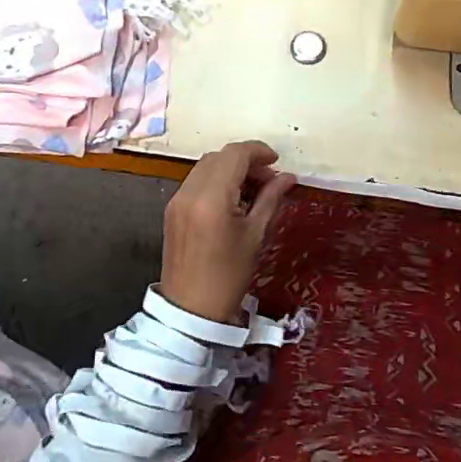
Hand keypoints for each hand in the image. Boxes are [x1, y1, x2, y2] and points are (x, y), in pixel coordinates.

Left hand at [158, 141, 297, 323]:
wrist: (191, 309)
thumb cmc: (229, 275)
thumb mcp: (255, 235)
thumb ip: (271, 199)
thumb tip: (288, 178)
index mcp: (211, 198)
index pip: (234, 155)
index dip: (258, 151)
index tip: (277, 162)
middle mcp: (189, 192)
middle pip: (219, 157)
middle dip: (246, 161)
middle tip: (269, 181)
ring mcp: (177, 200)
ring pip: (206, 167)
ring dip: (230, 170)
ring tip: (253, 192)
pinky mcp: (172, 210)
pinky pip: (196, 182)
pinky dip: (216, 182)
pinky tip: (233, 201)